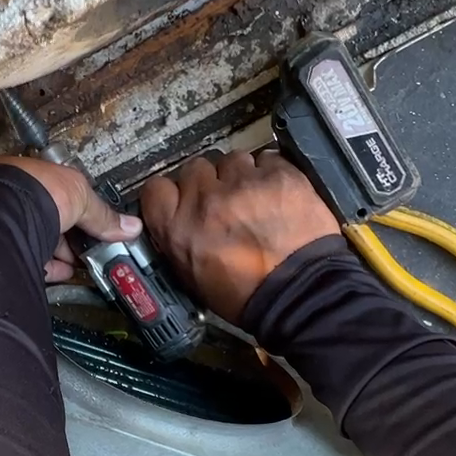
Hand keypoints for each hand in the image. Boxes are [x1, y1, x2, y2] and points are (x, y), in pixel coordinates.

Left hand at [0, 156, 143, 281]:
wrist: (5, 221)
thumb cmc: (31, 192)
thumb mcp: (80, 195)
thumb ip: (103, 214)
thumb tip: (128, 226)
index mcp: (27, 175)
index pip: (57, 191)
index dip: (78, 207)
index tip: (92, 221)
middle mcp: (12, 199)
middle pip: (49, 219)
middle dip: (71, 234)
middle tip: (90, 245)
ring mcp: (6, 227)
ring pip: (39, 241)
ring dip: (62, 253)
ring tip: (79, 262)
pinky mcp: (5, 253)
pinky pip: (31, 262)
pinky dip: (50, 268)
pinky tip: (64, 272)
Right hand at [139, 150, 340, 321]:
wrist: (299, 294)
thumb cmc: (246, 296)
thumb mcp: (193, 278)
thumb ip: (180, 241)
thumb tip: (179, 223)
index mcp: (178, 229)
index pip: (156, 189)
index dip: (169, 194)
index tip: (180, 200)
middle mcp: (205, 200)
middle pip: (194, 169)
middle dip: (206, 183)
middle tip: (222, 203)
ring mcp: (243, 183)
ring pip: (231, 160)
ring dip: (238, 176)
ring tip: (253, 199)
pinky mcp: (278, 174)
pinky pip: (266, 159)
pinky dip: (270, 173)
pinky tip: (276, 195)